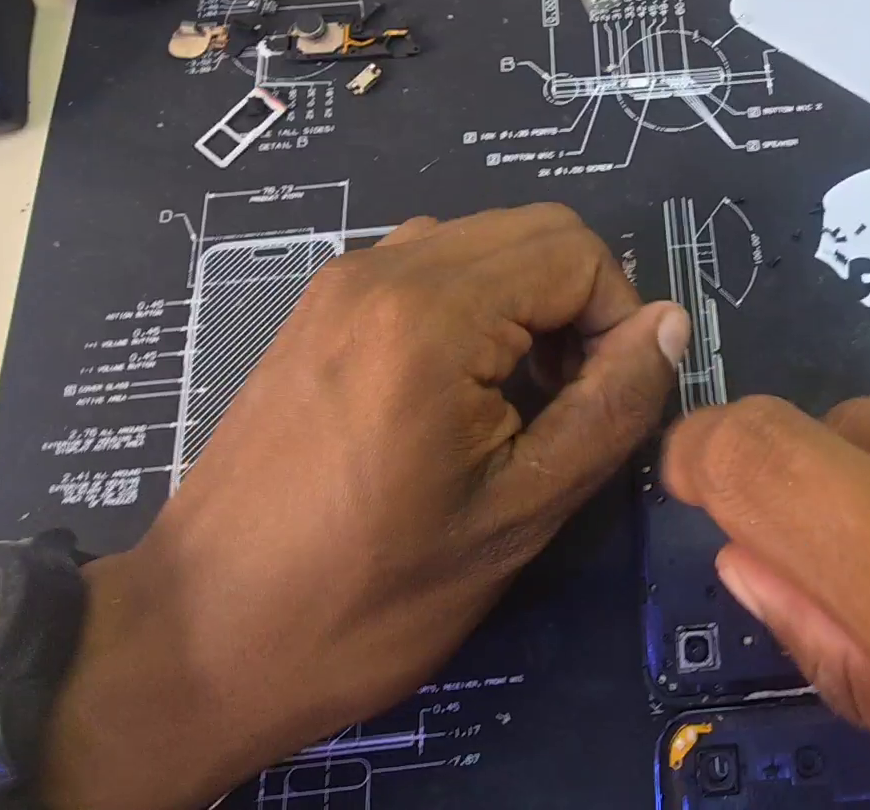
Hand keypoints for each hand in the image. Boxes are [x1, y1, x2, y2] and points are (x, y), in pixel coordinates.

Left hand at [41, 205, 688, 809]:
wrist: (200, 639)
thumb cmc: (371, 593)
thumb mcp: (521, 511)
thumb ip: (611, 406)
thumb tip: (669, 326)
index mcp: (430, 313)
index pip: (578, 252)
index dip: (619, 319)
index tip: (603, 400)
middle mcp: (383, 267)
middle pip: (538, 230)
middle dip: (583, 304)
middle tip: (569, 398)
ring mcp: (345, 279)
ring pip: (491, 241)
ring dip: (535, 302)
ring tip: (523, 395)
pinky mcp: (326, 304)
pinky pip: (439, 265)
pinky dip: (485, 304)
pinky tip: (467, 384)